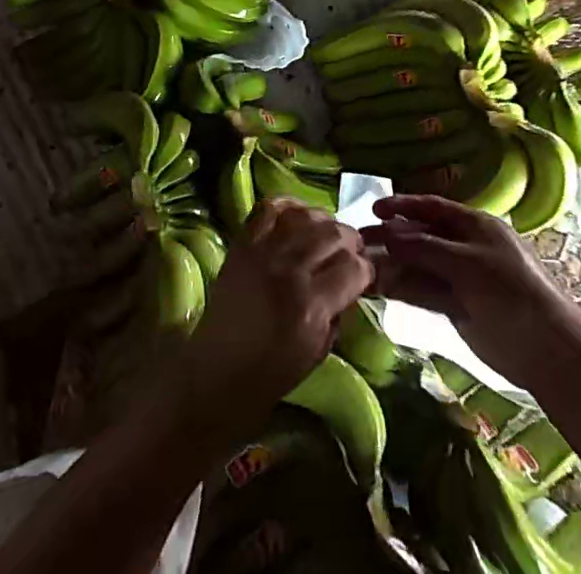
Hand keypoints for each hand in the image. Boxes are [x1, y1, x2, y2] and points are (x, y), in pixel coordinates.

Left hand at [173, 200, 369, 437]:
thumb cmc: (270, 373)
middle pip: (335, 234)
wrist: (214, 373)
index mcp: (311, 305)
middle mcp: (289, 271)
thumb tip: (353, 282)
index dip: (366, 270)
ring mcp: (262, 254)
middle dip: (351, 244)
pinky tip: (298, 219)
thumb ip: (340, 309)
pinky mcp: (242, 246)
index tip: (364, 277)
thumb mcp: (319, 350)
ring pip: (307, 216)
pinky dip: (289, 207)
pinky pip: (269, 208)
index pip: (354, 267)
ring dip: (324, 223)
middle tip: (349, 256)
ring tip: (325, 238)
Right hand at [362, 195, 580, 390]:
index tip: (374, 209)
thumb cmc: (511, 292)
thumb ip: (426, 248)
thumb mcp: (468, 263)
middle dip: (392, 236)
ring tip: (360, 266)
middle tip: (358, 241)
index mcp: (477, 226)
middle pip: (423, 236)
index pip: (434, 208)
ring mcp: (460, 278)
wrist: (545, 347)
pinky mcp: (456, 306)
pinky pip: (423, 291)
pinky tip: (379, 287)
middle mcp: (466, 247)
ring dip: (393, 264)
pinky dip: (402, 288)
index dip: (404, 206)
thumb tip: (388, 234)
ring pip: (420, 265)